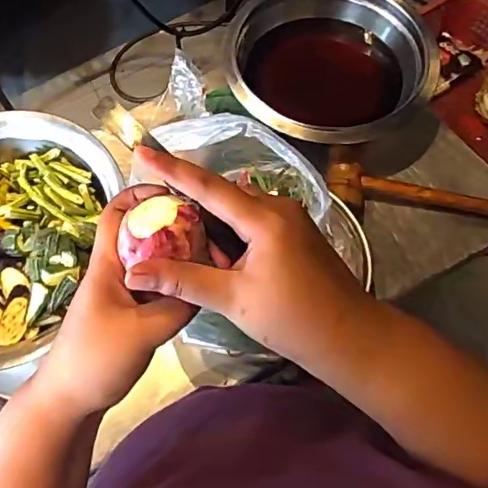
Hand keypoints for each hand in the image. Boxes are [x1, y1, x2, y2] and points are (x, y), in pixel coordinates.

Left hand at [27, 184, 195, 419]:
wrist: (68, 401)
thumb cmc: (95, 360)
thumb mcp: (142, 332)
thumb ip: (176, 306)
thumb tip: (205, 286)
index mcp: (106, 265)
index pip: (116, 213)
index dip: (140, 194)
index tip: (175, 193)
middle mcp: (113, 272)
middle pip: (140, 233)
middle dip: (170, 224)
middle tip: (205, 227)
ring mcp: (121, 294)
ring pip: (151, 261)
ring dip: (175, 255)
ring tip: (208, 255)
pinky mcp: (129, 314)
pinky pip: (155, 287)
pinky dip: (174, 283)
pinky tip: (196, 289)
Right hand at [121, 147, 375, 363]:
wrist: (351, 337)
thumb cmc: (294, 319)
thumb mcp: (233, 300)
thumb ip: (183, 281)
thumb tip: (136, 274)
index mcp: (264, 218)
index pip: (207, 186)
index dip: (171, 168)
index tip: (143, 150)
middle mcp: (278, 207)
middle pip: (222, 194)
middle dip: (189, 199)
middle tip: (154, 204)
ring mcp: (290, 218)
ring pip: (238, 208)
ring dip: (212, 222)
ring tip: (183, 237)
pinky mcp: (295, 232)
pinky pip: (253, 220)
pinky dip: (231, 232)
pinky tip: (218, 254)